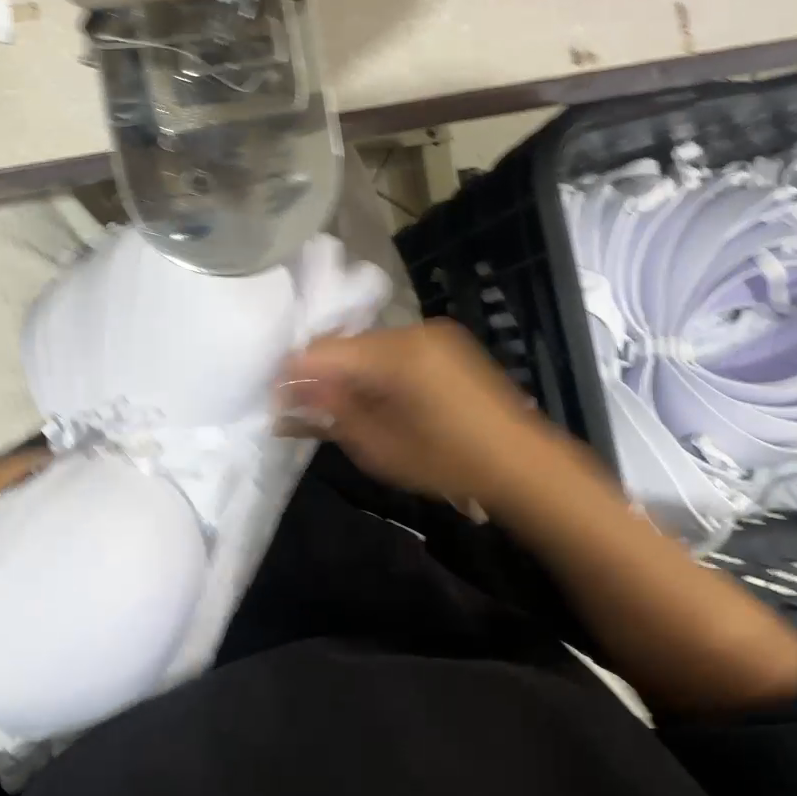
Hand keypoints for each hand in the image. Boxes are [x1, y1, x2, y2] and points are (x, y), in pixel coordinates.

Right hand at [280, 320, 555, 502]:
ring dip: (346, 375)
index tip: (274, 405)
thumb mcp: (379, 447)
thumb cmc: (448, 462)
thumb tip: (288, 399)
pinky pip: (392, 351)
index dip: (290, 376)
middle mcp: (412, 331)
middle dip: (318, 376)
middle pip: (344, 345)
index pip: (320, 351)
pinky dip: (373, 373)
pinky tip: (372, 401)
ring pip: (367, 348)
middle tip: (302, 413)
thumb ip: (330, 415)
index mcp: (395, 353)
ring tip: (337, 412)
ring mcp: (433, 335)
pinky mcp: (446, 346)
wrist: (522, 464)